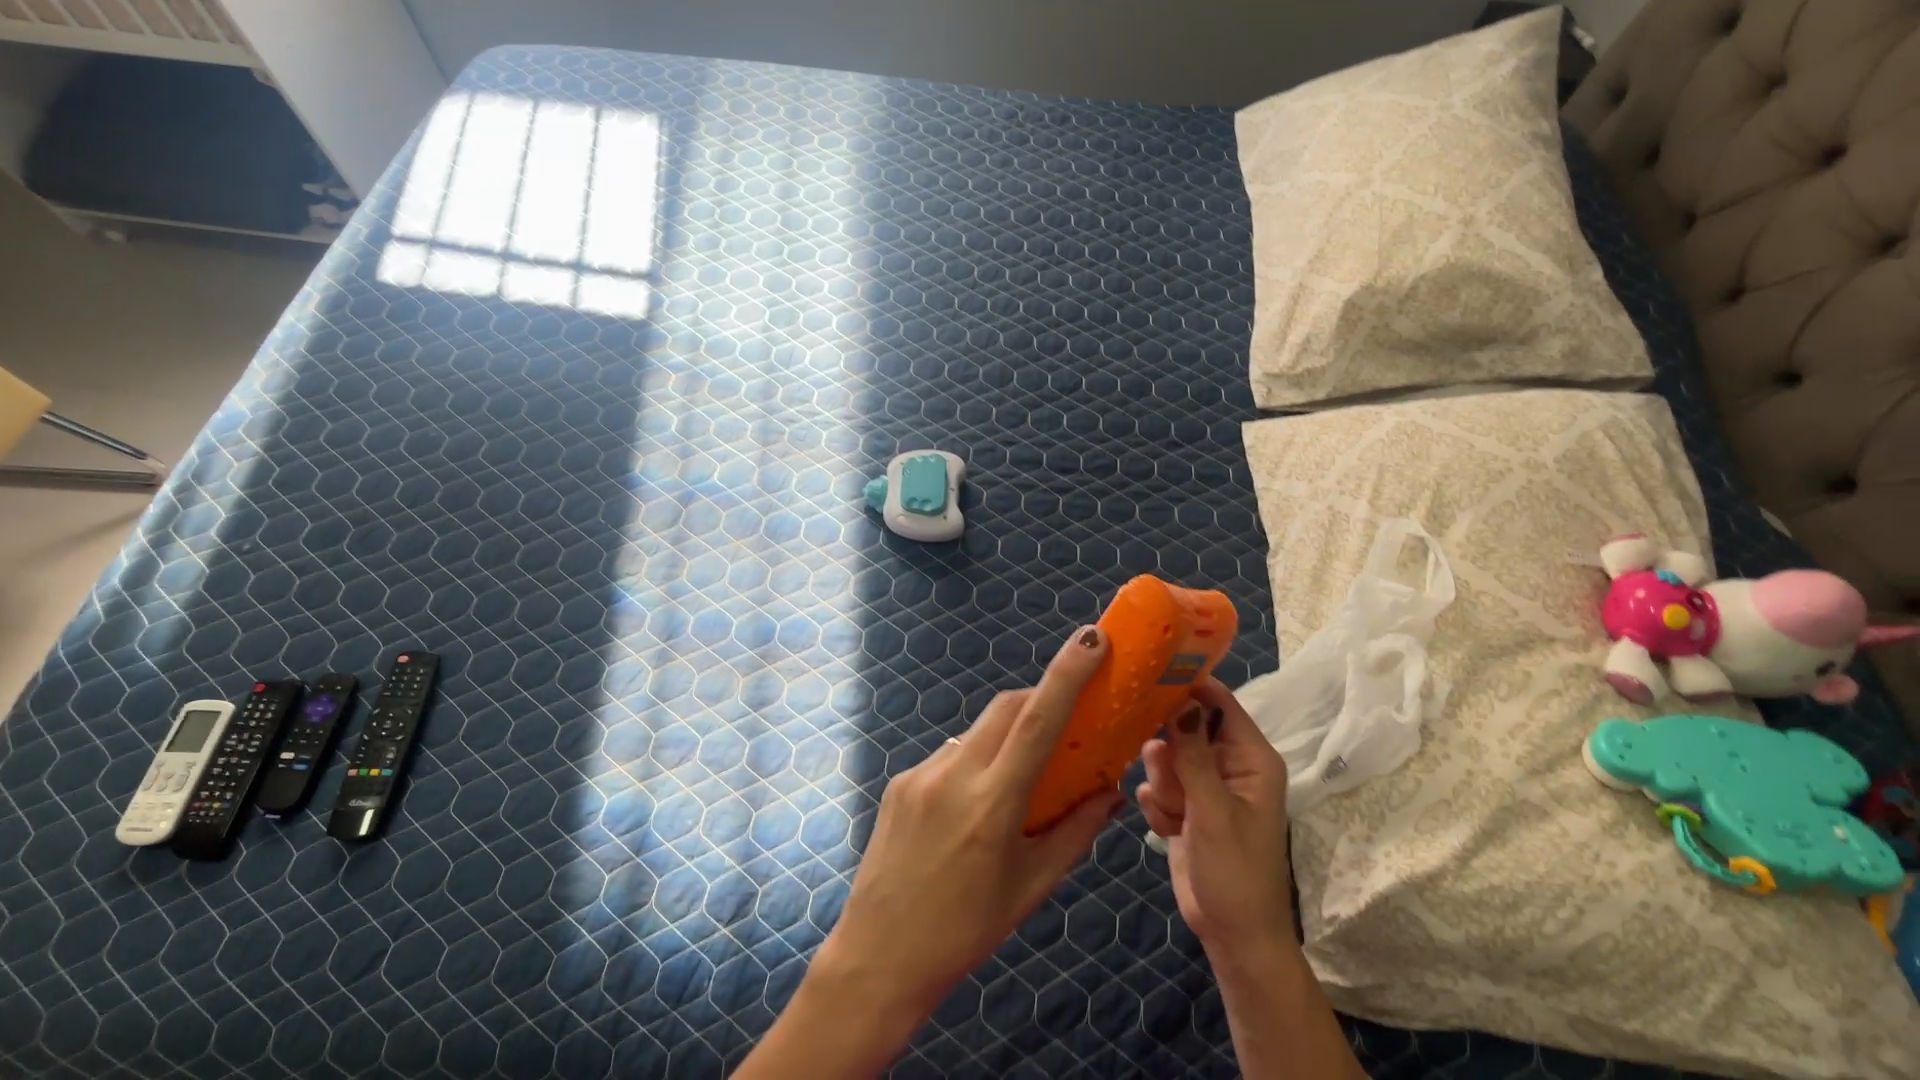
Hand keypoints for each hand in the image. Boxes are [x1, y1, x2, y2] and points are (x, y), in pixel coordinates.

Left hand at [817, 625, 1125, 1014]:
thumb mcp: (1031, 887)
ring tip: (1018, 784)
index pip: (1037, 721)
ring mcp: (919, 775)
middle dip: (1040, 700)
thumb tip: (1109, 792)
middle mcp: (953, 775)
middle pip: (1006, 710)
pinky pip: (949, 757)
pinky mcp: (899, 783)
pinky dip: (974, 764)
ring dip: (1006, 739)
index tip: (1093, 639)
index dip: (1067, 674)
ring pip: (977, 733)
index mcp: (992, 803)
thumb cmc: (966, 930)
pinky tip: (973, 809)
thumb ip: (1075, 832)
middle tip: (1067, 720)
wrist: (878, 956)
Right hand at [1136, 677, 1293, 949]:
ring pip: (1164, 759)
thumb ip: (1193, 756)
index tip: (1149, 678)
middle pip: (1183, 728)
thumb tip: (1182, 702)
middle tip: (1172, 784)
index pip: (1219, 703)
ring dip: (1164, 788)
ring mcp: (1205, 786)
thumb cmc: (1236, 872)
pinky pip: (1156, 786)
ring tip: (1178, 819)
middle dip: (1169, 756)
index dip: (1188, 688)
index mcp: (1251, 758)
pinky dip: (1159, 808)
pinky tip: (1171, 832)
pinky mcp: (1185, 806)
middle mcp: (1229, 764)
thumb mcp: (1214, 812)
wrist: (1232, 933)